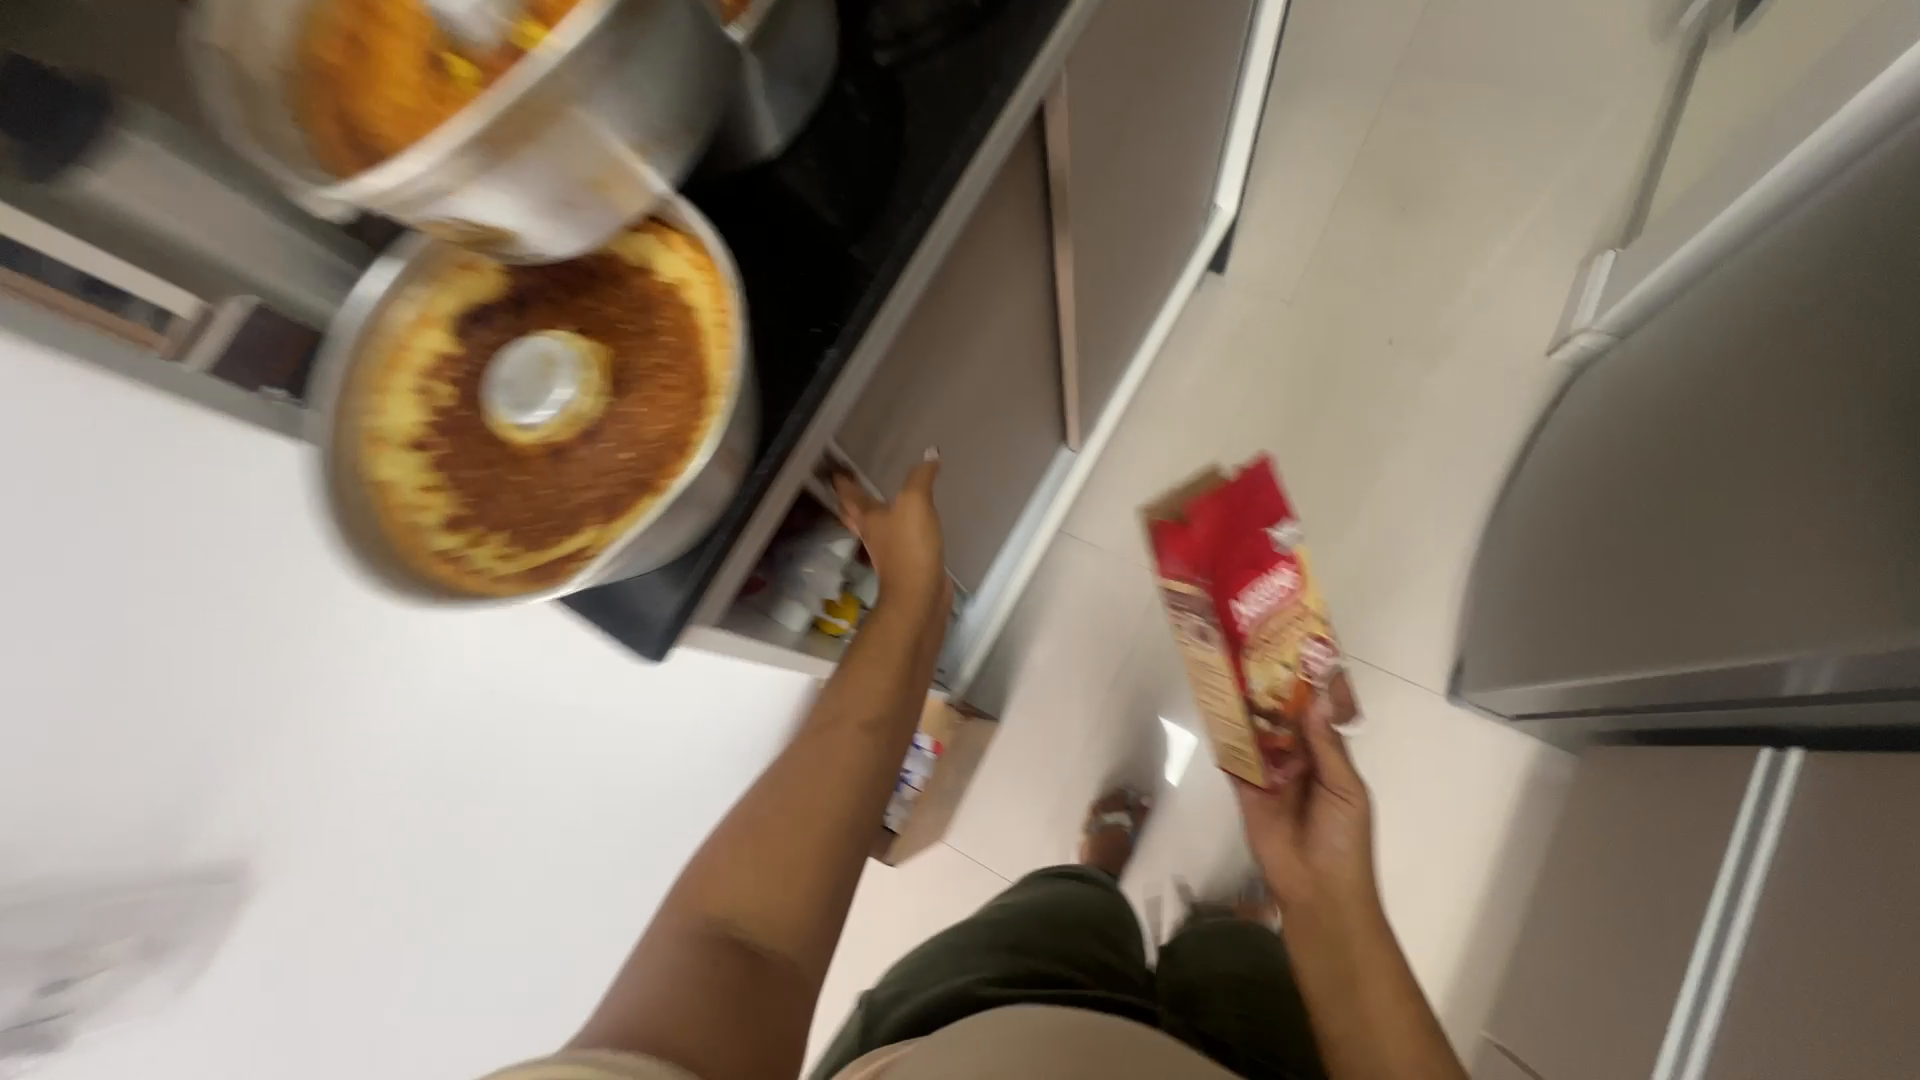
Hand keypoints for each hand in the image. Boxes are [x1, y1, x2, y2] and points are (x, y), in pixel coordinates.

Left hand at [834, 451, 952, 623]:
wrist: (919, 594)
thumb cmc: (909, 547)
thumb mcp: (916, 503)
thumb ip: (921, 477)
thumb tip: (931, 453)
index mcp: (868, 518)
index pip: (849, 495)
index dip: (841, 481)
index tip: (835, 470)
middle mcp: (872, 534)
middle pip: (855, 515)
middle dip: (850, 501)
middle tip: (848, 487)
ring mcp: (887, 551)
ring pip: (874, 528)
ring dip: (872, 516)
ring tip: (878, 501)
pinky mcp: (905, 563)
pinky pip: (897, 540)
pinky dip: (897, 530)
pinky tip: (908, 525)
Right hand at [1235, 679, 1375, 916]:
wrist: (1318, 889)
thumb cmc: (1345, 838)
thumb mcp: (1346, 789)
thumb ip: (1328, 747)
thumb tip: (1317, 701)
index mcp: (1329, 757)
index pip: (1319, 715)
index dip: (1311, 689)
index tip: (1299, 654)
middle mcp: (1299, 760)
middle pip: (1283, 720)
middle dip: (1271, 693)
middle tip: (1252, 656)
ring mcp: (1271, 774)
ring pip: (1258, 735)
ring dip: (1247, 711)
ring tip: (1229, 675)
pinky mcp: (1246, 789)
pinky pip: (1235, 761)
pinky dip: (1226, 740)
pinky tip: (1214, 713)